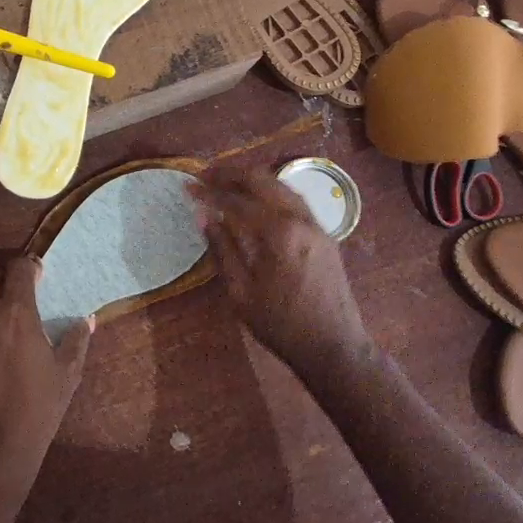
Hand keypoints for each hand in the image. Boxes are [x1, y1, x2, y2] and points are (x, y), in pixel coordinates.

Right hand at [191, 165, 368, 363]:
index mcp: (278, 233)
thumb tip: (204, 217)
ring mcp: (317, 226)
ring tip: (227, 181)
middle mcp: (300, 220)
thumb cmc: (281, 324)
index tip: (188, 186)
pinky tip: (257, 200)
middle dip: (231, 174)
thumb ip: (222, 249)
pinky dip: (272, 192)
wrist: (333, 347)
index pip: (236, 201)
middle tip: (205, 175)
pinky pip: (295, 201)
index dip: (209, 192)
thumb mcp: (241, 292)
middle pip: (263, 181)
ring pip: (282, 186)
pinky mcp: (325, 235)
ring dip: (253, 180)